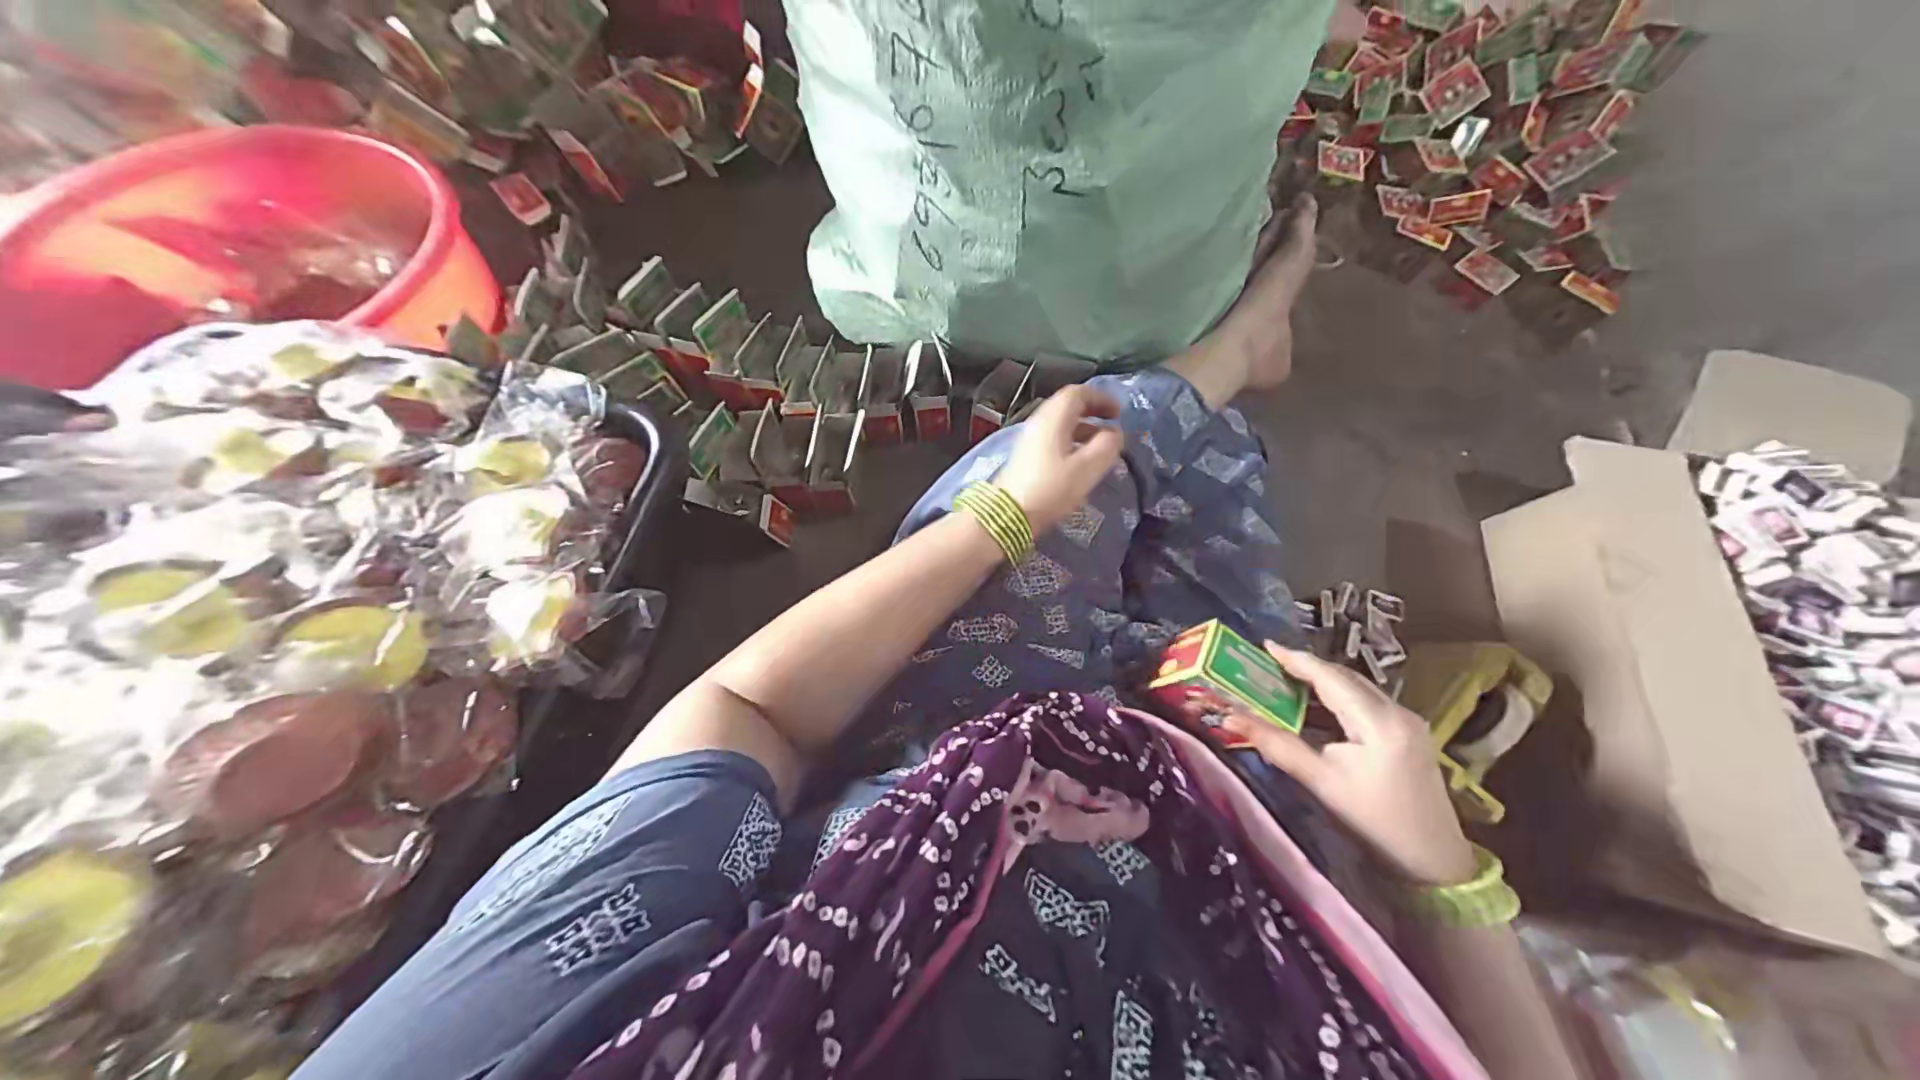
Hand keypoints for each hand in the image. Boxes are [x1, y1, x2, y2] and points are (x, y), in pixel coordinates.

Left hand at [994, 385, 1125, 533]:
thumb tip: (1115, 432)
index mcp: (1053, 418)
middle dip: (1093, 411)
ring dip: (1084, 428)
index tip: (1118, 412)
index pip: (1078, 393)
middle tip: (1112, 423)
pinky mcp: (1028, 455)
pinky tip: (1081, 460)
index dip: (1101, 398)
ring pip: (1061, 423)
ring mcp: (1031, 438)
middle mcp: (1039, 422)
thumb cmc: (1051, 488)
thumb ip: (1107, 445)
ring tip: (1101, 444)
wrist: (1010, 514)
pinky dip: (1072, 440)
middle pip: (1068, 406)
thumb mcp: (1087, 468)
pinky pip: (1054, 438)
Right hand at [1195, 644, 1476, 885]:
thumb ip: (1276, 744)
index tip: (1264, 645)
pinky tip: (1316, 703)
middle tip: (1267, 662)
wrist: (1435, 862)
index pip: (1330, 677)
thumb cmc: (1374, 821)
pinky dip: (1337, 696)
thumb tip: (1230, 718)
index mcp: (1379, 722)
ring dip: (1322, 680)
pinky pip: (1366, 702)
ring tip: (1285, 676)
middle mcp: (1398, 712)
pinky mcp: (1409, 733)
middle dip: (1306, 666)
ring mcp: (1408, 721)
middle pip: (1345, 677)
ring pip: (1357, 687)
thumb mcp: (1320, 781)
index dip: (1295, 659)